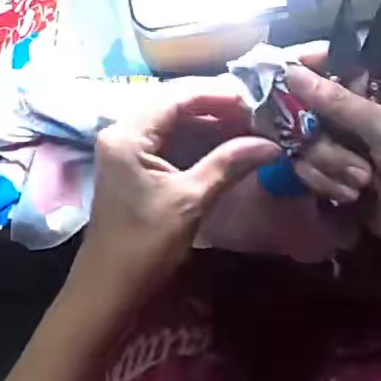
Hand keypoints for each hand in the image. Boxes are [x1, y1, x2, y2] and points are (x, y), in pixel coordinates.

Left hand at [74, 79, 280, 313]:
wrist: (109, 286)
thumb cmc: (145, 245)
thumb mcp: (190, 200)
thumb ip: (228, 164)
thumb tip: (272, 144)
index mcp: (127, 134)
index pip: (175, 97)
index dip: (217, 94)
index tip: (255, 98)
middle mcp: (120, 131)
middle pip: (172, 103)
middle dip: (215, 104)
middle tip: (257, 110)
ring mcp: (123, 146)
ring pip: (170, 120)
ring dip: (207, 120)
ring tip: (249, 122)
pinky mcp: (131, 161)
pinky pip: (166, 137)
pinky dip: (195, 136)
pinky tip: (225, 139)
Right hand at [285, 49, 380, 330]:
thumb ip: (338, 102)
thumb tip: (290, 70)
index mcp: (376, 87)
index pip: (329, 61)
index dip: (301, 67)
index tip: (278, 79)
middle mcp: (353, 110)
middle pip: (303, 102)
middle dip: (313, 130)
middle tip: (331, 147)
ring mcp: (342, 144)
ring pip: (301, 138)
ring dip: (324, 162)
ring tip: (358, 181)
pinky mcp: (334, 174)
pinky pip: (305, 167)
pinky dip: (322, 181)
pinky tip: (349, 195)